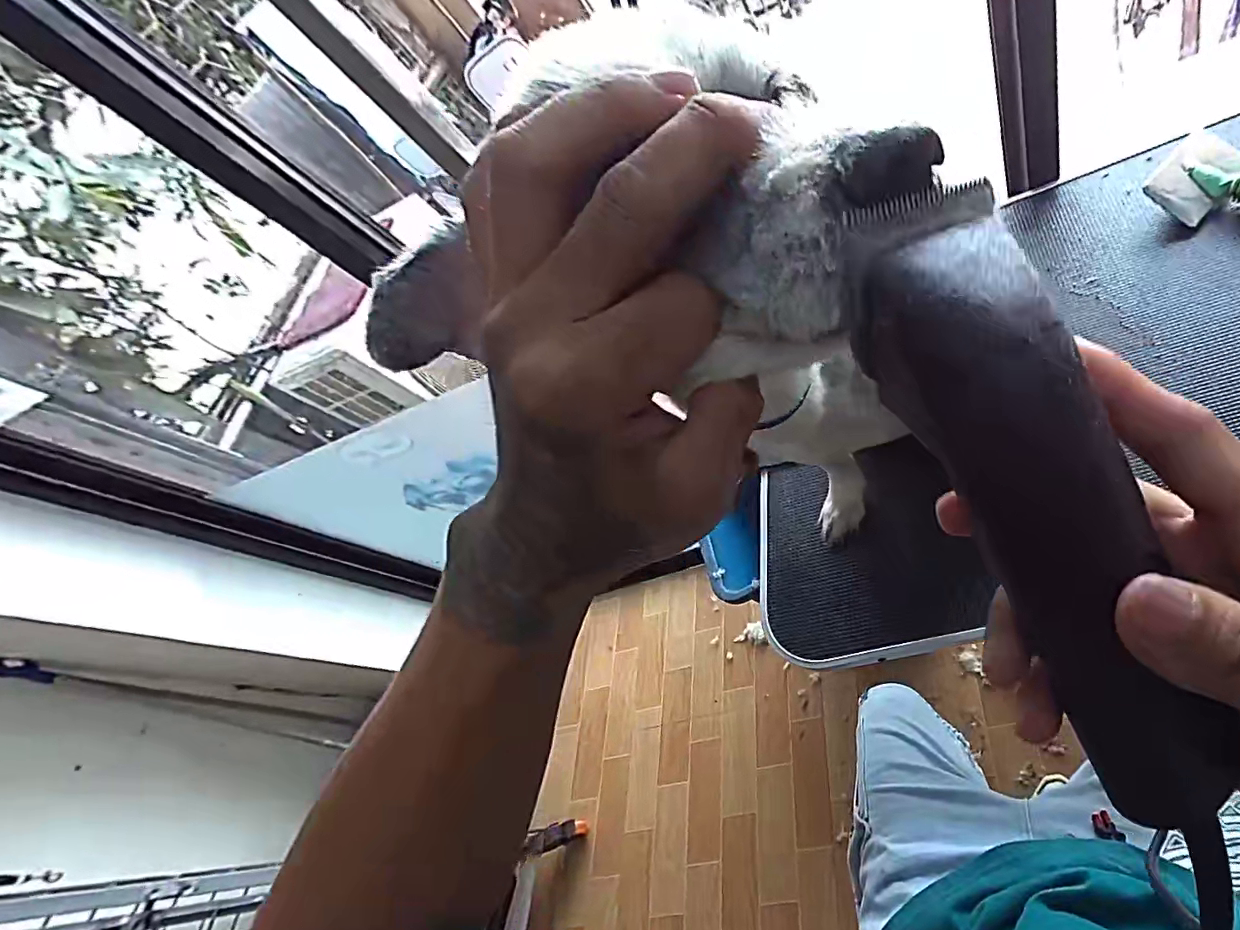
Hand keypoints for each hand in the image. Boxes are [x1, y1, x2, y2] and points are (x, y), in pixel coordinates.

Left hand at [444, 73, 765, 642]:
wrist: (545, 528)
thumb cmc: (626, 518)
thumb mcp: (699, 496)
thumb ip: (729, 420)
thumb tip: (740, 344)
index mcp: (586, 388)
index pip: (678, 305)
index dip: (727, 302)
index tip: (751, 314)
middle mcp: (527, 328)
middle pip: (611, 208)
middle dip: (689, 153)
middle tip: (746, 121)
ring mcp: (496, 296)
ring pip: (532, 165)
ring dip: (606, 112)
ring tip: (672, 91)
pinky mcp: (489, 282)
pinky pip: (499, 181)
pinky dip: (547, 131)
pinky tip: (601, 117)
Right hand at [939, 342, 1239, 854]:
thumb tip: (1133, 599)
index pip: (1196, 446)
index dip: (1128, 397)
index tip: (1058, 359)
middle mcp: (1217, 553)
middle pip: (1108, 508)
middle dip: (1030, 516)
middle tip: (956, 518)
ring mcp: (1182, 599)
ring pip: (1081, 578)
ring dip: (1032, 620)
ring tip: (1012, 682)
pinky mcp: (1155, 644)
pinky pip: (1086, 636)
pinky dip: (1053, 669)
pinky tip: (1042, 716)